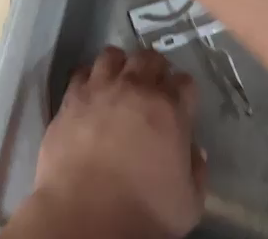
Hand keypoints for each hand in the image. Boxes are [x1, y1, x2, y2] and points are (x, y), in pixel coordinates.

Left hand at [19, 47, 206, 238]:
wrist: (87, 212)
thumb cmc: (145, 210)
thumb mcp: (189, 202)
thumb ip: (196, 171)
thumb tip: (195, 151)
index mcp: (170, 110)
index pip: (185, 82)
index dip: (184, 90)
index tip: (181, 101)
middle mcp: (136, 89)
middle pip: (149, 58)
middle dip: (155, 67)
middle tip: (153, 84)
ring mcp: (100, 88)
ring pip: (112, 55)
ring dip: (120, 64)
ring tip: (120, 80)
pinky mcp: (71, 97)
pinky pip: (81, 71)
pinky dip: (89, 77)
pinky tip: (90, 91)